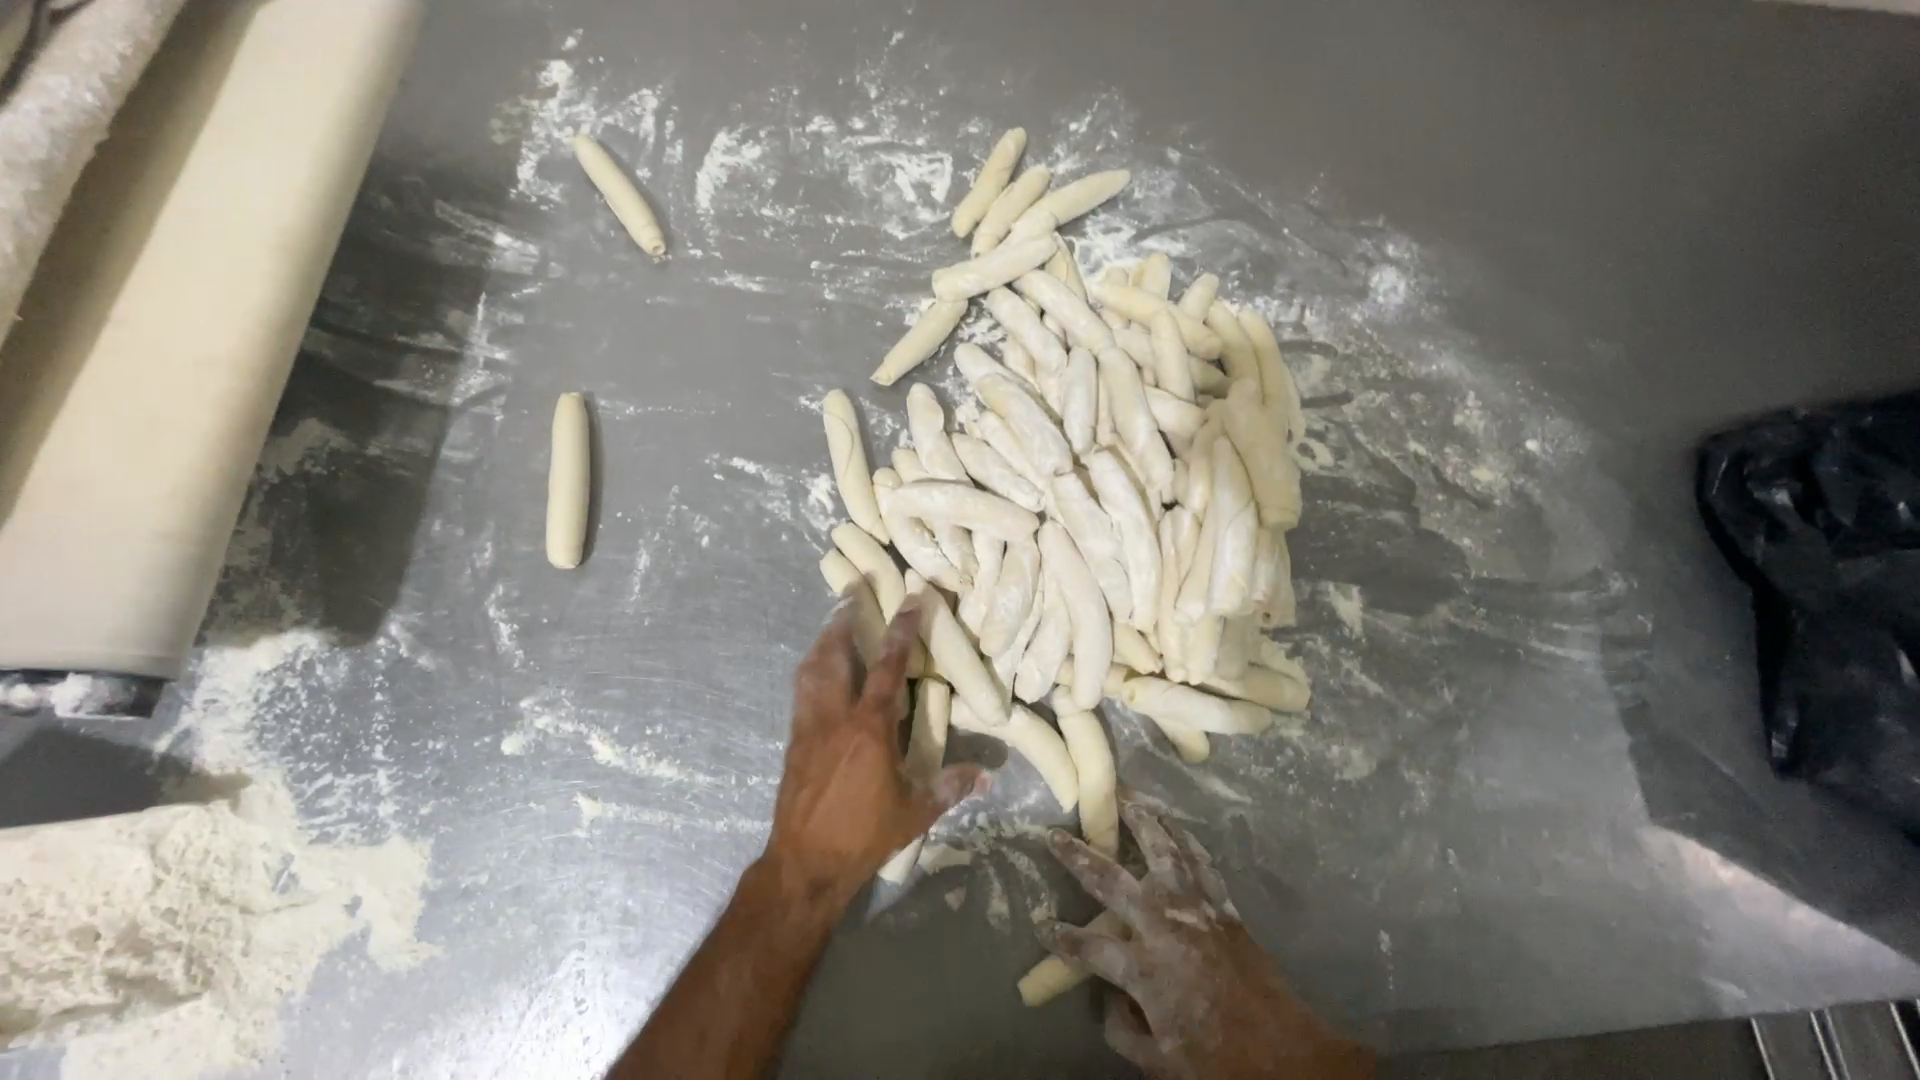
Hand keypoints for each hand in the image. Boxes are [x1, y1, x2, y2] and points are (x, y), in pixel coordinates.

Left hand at [763, 600, 983, 909]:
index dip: (901, 630)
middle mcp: (835, 716)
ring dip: (824, 638)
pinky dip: (811, 668)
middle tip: (855, 588)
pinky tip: (817, 667)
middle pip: (835, 653)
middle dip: (845, 617)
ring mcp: (809, 725)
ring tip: (835, 618)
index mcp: (869, 727)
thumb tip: (988, 773)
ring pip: (811, 668)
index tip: (910, 599)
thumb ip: (951, 786)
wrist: (805, 862)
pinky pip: (800, 690)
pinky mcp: (794, 739)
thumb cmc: (864, 835)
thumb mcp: (916, 812)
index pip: (887, 666)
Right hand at [1038, 799, 1373, 1079]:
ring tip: (1123, 795)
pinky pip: (1201, 863)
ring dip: (1140, 822)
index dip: (1060, 936)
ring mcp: (1196, 910)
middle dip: (1079, 856)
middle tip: (1056, 833)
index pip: (1088, 946)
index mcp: (1144, 968)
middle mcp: (1164, 927)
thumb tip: (1107, 999)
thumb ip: (1122, 1028)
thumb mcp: (1160, 1061)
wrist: (1286, 1054)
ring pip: (1162, 853)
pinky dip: (1185, 840)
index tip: (1040, 924)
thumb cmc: (1218, 1059)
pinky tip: (1174, 825)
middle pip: (1112, 880)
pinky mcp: (1223, 908)